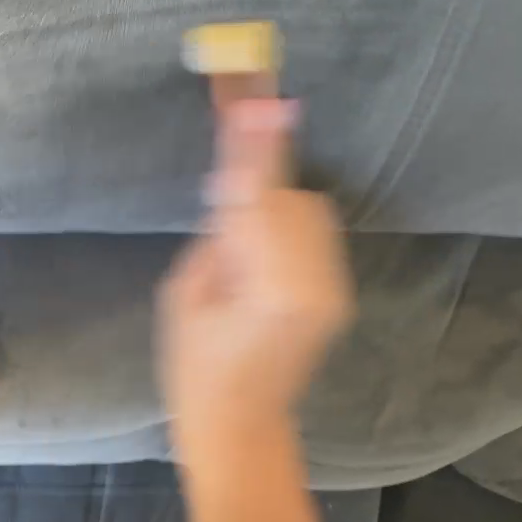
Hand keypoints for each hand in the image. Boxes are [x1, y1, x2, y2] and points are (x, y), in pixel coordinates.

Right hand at [157, 100, 354, 443]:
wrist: (240, 426)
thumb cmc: (193, 371)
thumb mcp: (184, 297)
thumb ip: (216, 238)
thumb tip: (234, 192)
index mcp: (270, 289)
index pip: (259, 198)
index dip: (256, 145)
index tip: (260, 94)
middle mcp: (315, 282)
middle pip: (288, 199)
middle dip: (255, 189)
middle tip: (220, 217)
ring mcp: (332, 288)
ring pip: (305, 212)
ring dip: (269, 209)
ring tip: (237, 256)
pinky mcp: (336, 293)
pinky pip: (310, 235)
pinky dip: (281, 230)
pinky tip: (256, 265)